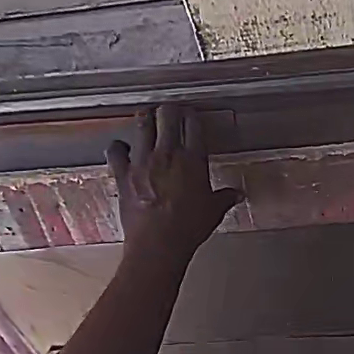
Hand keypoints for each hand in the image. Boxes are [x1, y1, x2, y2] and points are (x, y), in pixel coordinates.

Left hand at [107, 106, 239, 266]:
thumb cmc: (189, 227)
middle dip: (170, 109)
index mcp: (193, 159)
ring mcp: (143, 161)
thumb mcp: (213, 211)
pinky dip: (118, 146)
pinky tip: (122, 147)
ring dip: (146, 118)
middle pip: (168, 116)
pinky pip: (116, 150)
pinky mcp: (123, 173)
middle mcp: (167, 154)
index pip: (194, 125)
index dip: (193, 116)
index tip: (192, 114)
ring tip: (148, 115)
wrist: (158, 243)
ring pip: (142, 125)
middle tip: (171, 110)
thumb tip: (238, 194)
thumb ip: (225, 197)